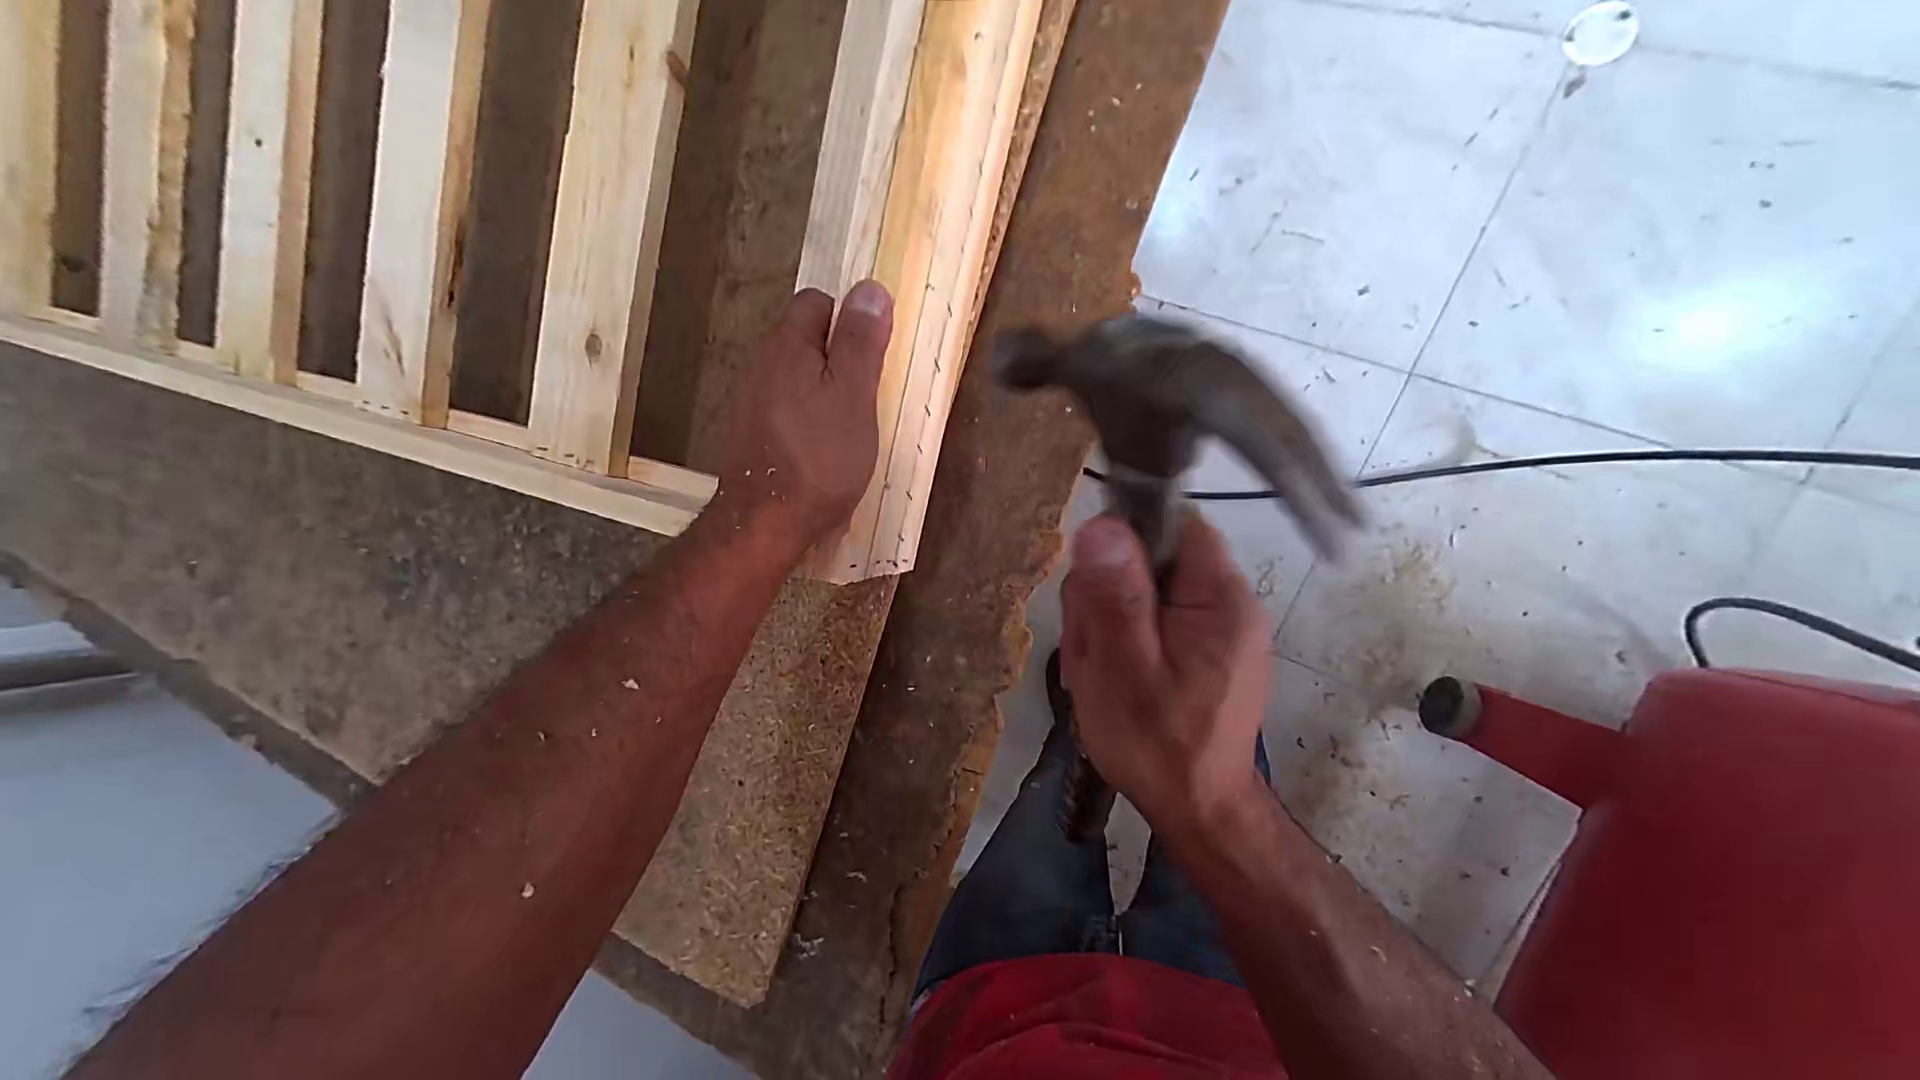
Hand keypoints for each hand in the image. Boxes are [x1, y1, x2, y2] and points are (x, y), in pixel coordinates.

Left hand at [718, 282, 892, 548]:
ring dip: (825, 390)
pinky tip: (825, 447)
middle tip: (869, 393)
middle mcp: (762, 365)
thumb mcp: (853, 397)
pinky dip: (810, 417)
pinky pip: (788, 408)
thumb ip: (861, 342)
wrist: (767, 523)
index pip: (817, 302)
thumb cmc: (820, 458)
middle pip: (806, 339)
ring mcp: (753, 401)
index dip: (849, 319)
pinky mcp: (753, 434)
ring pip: (797, 376)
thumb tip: (870, 289)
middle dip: (839, 357)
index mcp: (787, 346)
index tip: (873, 355)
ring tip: (851, 424)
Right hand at [1059, 513, 1271, 839]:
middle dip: (1107, 593)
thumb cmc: (1156, 743)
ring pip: (1146, 590)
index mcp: (1220, 597)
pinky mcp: (1206, 650)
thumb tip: (1101, 525)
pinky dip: (1125, 641)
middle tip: (1091, 648)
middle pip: (1153, 558)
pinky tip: (1114, 675)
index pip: (1173, 523)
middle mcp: (1230, 603)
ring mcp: (1219, 628)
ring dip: (1109, 621)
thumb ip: (1114, 595)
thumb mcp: (1122, 666)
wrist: (1198, 812)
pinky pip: (1155, 621)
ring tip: (1098, 669)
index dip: (1124, 541)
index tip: (1093, 587)